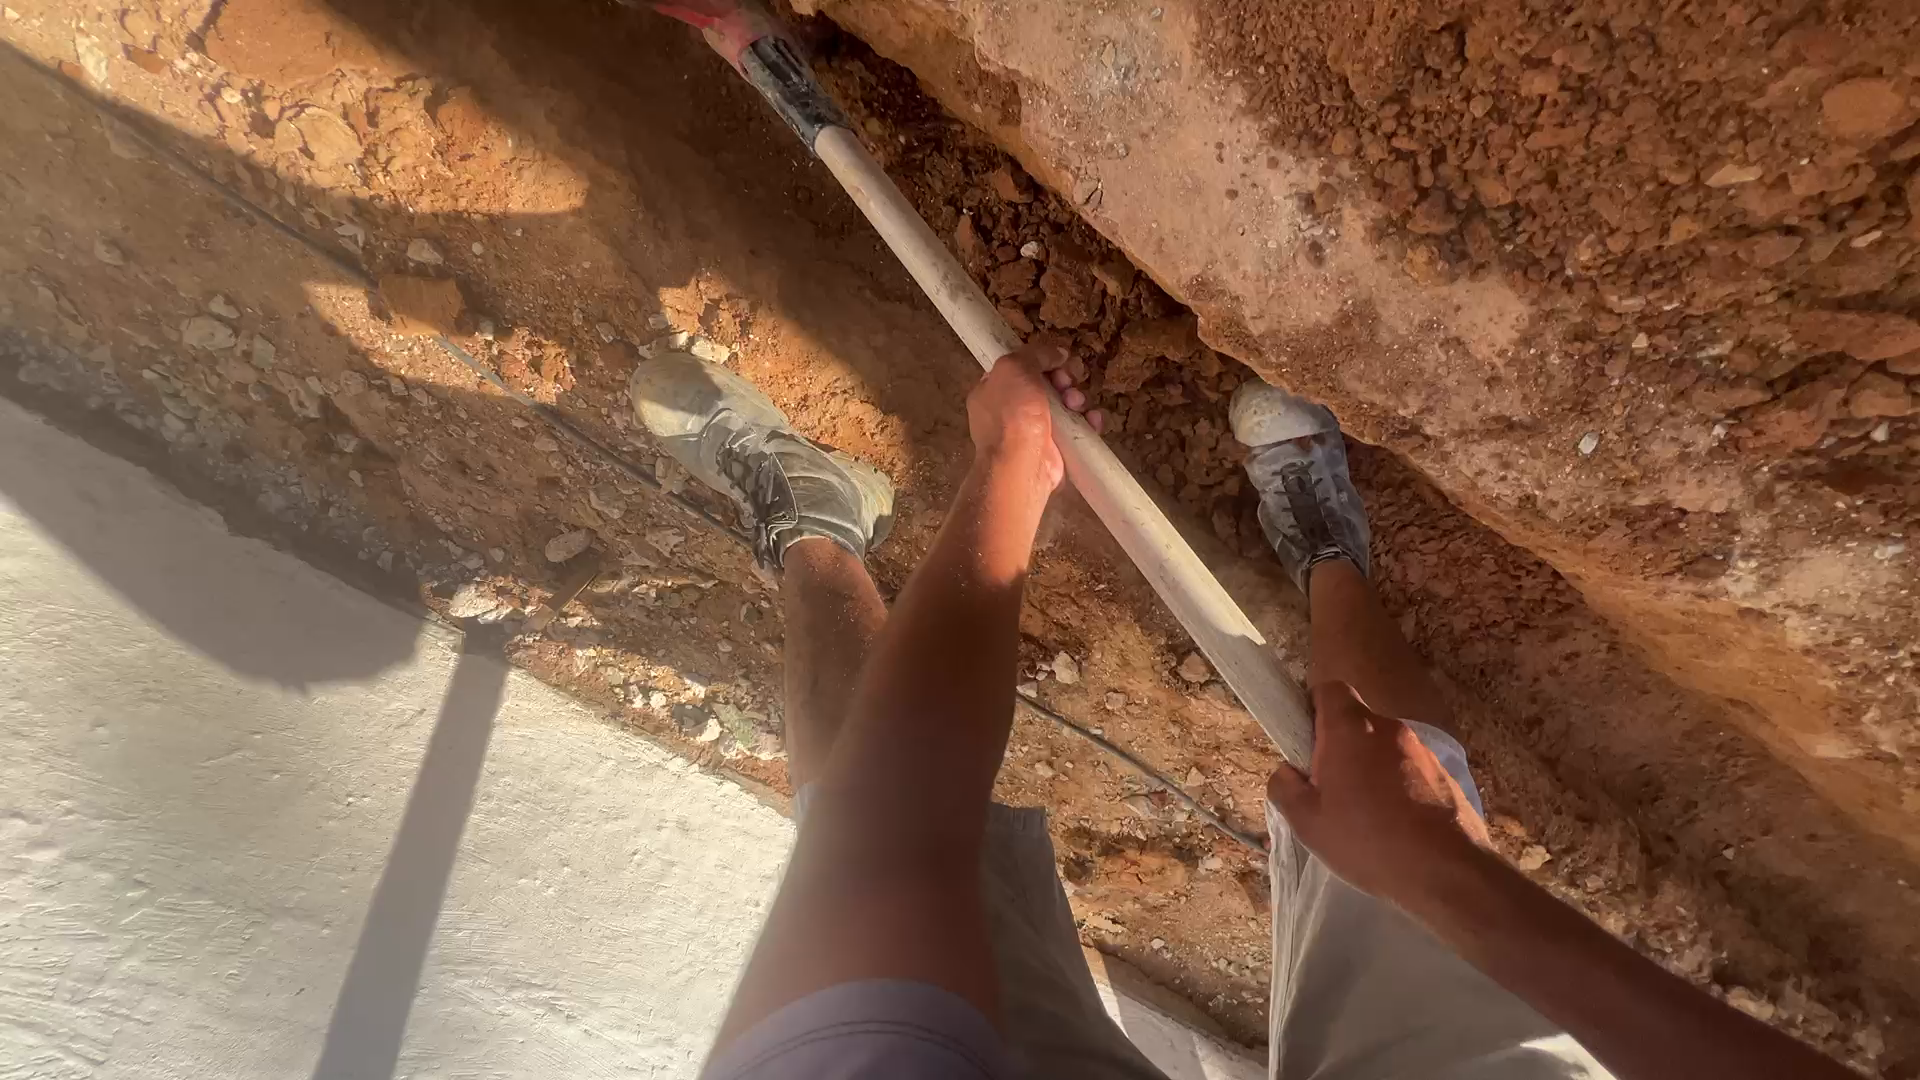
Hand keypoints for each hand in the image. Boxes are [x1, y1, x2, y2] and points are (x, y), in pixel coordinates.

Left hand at [966, 344, 1104, 490]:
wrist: (1021, 464)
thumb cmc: (1011, 414)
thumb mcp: (1015, 367)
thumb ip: (1034, 354)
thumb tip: (1057, 352)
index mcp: (991, 391)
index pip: (1018, 368)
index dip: (1040, 361)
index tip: (1056, 360)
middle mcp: (1009, 412)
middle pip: (1044, 385)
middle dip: (1062, 380)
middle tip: (1067, 383)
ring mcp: (1032, 432)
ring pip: (1062, 406)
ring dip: (1076, 399)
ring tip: (1076, 404)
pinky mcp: (1054, 450)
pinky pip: (1075, 430)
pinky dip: (1087, 422)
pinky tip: (1092, 419)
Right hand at [1267, 682, 1491, 909]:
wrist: (1451, 877)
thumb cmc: (1369, 841)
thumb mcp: (1306, 821)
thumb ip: (1284, 786)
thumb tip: (1288, 773)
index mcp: (1350, 729)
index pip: (1328, 689)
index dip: (1312, 707)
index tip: (1305, 740)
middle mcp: (1388, 729)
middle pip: (1354, 721)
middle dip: (1338, 746)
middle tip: (1328, 787)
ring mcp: (1422, 751)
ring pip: (1381, 747)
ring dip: (1368, 768)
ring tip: (1365, 814)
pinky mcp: (1446, 776)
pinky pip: (1408, 770)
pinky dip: (1397, 787)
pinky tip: (1396, 826)